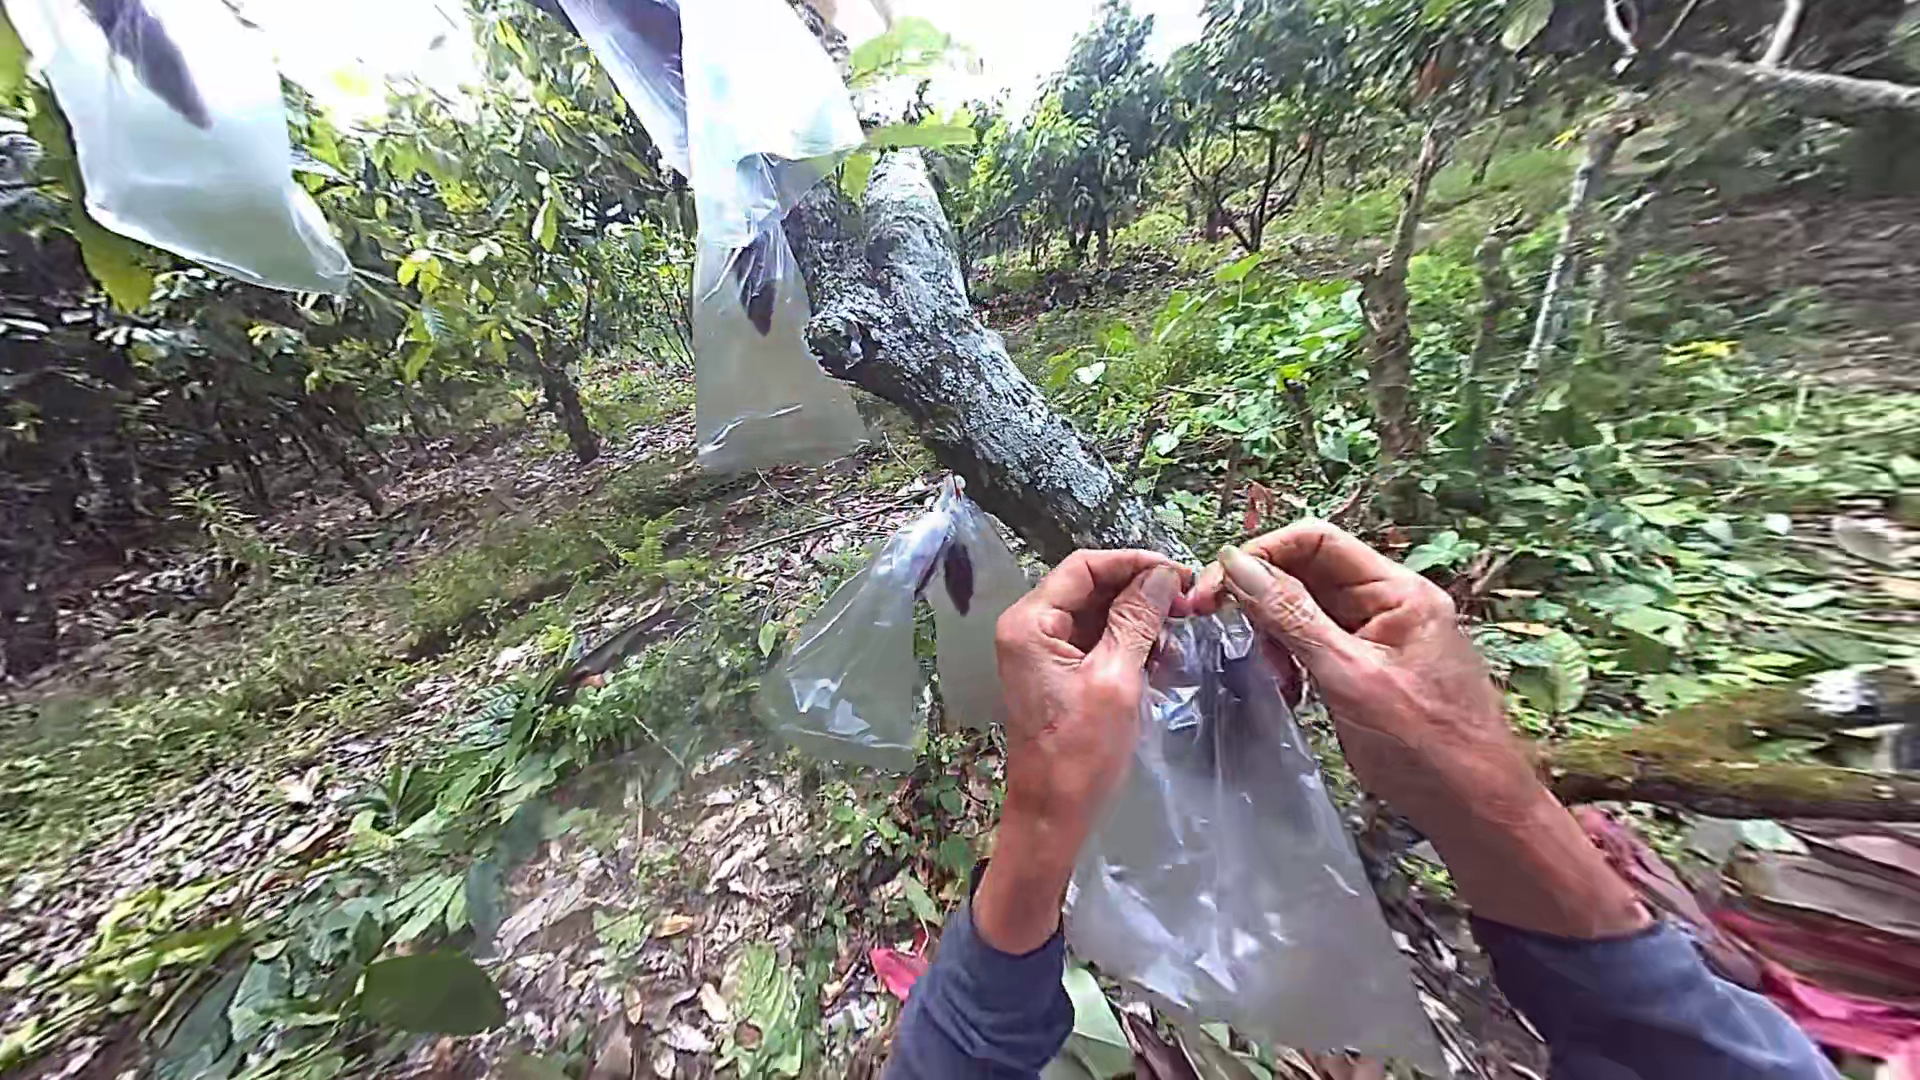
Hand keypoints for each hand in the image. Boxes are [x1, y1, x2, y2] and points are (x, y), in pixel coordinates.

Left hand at [973, 550, 1189, 953]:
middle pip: (1090, 587)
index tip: (1179, 573)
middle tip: (1188, 605)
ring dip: (1139, 620)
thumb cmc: (1081, 752)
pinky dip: (1129, 643)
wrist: (1053, 814)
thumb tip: (1163, 575)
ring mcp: (1042, 648)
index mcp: (1030, 622)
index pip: (1083, 567)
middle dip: (1140, 592)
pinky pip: (1096, 639)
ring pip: (1097, 612)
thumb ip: (1137, 619)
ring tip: (1179, 639)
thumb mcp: (1116, 679)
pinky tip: (1162, 660)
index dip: (1133, 563)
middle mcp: (1029, 626)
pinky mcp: (1057, 668)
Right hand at [1189, 521, 1646, 938]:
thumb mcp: (1349, 676)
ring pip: (1297, 605)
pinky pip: (1306, 637)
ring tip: (1270, 673)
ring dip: (1269, 631)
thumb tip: (1237, 564)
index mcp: (1395, 591)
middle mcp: (1382, 600)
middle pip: (1302, 570)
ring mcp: (1370, 630)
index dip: (1261, 553)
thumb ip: (1292, 617)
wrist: (1476, 813)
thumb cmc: (1424, 746)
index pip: (1315, 541)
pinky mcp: (1357, 658)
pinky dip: (1284, 654)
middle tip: (1213, 618)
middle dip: (1256, 593)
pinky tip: (1284, 685)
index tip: (1218, 586)